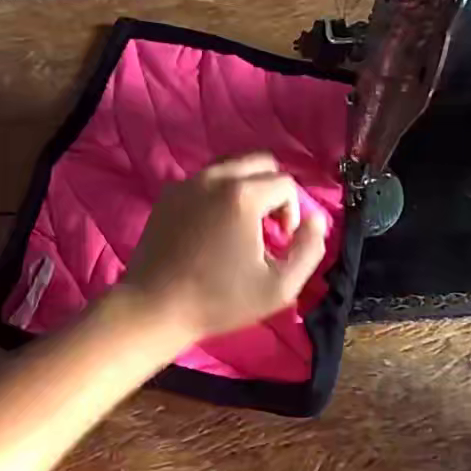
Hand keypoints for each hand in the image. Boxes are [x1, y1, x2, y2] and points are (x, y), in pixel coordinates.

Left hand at [114, 152, 329, 343]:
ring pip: (230, 167)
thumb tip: (316, 218)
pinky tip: (213, 229)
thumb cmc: (219, 301)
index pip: (285, 183)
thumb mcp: (279, 287)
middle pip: (260, 162)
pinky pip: (204, 181)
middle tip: (268, 227)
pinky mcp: (167, 195)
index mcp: (242, 194)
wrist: (154, 308)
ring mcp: (186, 183)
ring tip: (242, 226)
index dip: (293, 211)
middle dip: (273, 190)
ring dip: (247, 188)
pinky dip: (218, 194)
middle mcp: (214, 177)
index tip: (282, 241)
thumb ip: (309, 249)